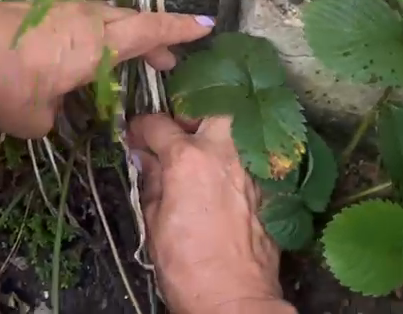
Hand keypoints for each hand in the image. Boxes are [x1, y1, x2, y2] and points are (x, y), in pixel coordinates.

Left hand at [0, 0, 213, 137]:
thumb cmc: (9, 90)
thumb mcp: (41, 117)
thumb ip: (56, 110)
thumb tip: (50, 105)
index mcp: (97, 43)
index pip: (149, 30)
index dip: (179, 29)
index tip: (206, 25)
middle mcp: (82, 19)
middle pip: (127, 20)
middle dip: (150, 36)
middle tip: (165, 57)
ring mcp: (54, 8)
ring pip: (98, 14)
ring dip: (116, 30)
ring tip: (121, 50)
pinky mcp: (28, 7)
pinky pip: (70, 15)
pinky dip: (83, 29)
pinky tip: (70, 45)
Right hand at [128, 114, 287, 313]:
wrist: (234, 302)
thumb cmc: (185, 265)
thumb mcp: (153, 220)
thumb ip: (151, 179)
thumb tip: (145, 157)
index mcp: (187, 157)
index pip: (157, 124)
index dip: (139, 128)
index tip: (134, 137)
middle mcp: (223, 152)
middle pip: (210, 108)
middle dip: (191, 115)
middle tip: (178, 135)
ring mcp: (250, 168)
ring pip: (237, 129)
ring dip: (218, 133)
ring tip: (204, 152)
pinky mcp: (268, 189)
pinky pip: (251, 158)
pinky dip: (237, 158)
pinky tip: (225, 176)